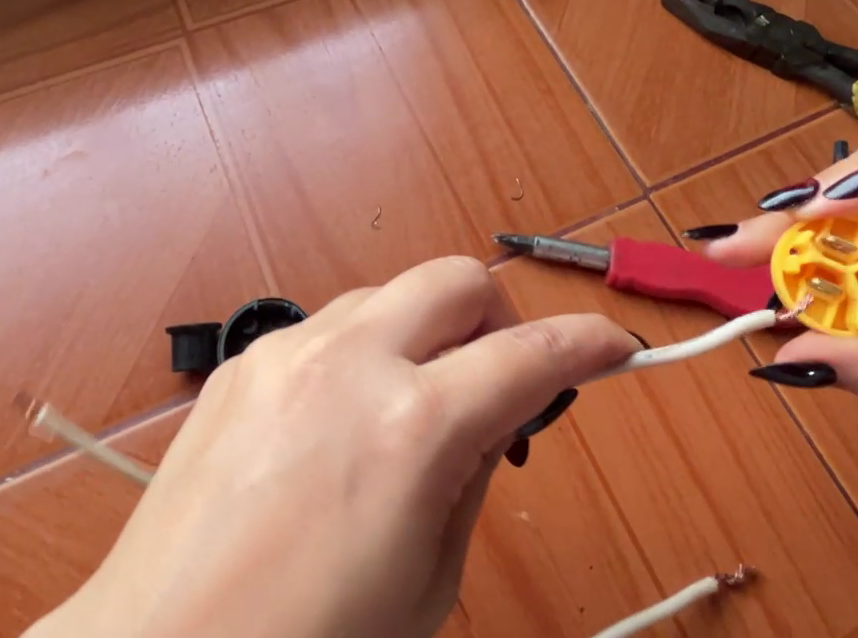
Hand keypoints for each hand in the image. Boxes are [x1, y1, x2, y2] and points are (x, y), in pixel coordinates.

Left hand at [29, 256, 639, 637]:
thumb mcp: (428, 579)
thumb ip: (475, 472)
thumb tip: (503, 411)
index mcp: (412, 428)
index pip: (529, 354)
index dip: (587, 345)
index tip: (614, 348)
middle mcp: (350, 361)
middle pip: (456, 279)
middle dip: (497, 317)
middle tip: (500, 380)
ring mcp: (288, 351)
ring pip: (390, 294)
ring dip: (426, 332)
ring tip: (415, 404)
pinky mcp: (244, 361)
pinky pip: (329, 326)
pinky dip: (363, 350)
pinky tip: (344, 416)